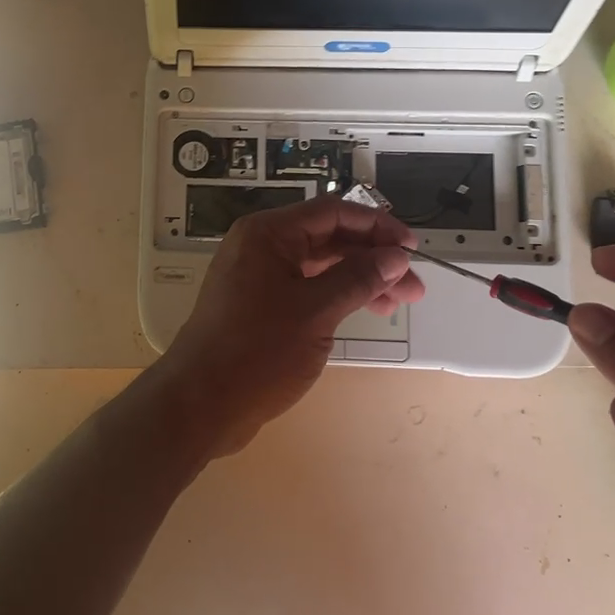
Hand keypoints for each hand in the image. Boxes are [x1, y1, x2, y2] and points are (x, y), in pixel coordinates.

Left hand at [148, 195, 424, 458]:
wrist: (201, 403)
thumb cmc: (257, 351)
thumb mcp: (316, 311)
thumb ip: (358, 278)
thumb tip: (395, 256)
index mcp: (267, 234)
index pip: (332, 212)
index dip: (376, 226)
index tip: (413, 248)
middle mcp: (260, 247)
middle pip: (327, 237)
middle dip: (373, 257)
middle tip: (414, 286)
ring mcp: (257, 276)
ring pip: (319, 265)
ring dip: (359, 279)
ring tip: (398, 303)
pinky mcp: (258, 305)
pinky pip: (305, 287)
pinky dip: (336, 295)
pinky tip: (364, 310)